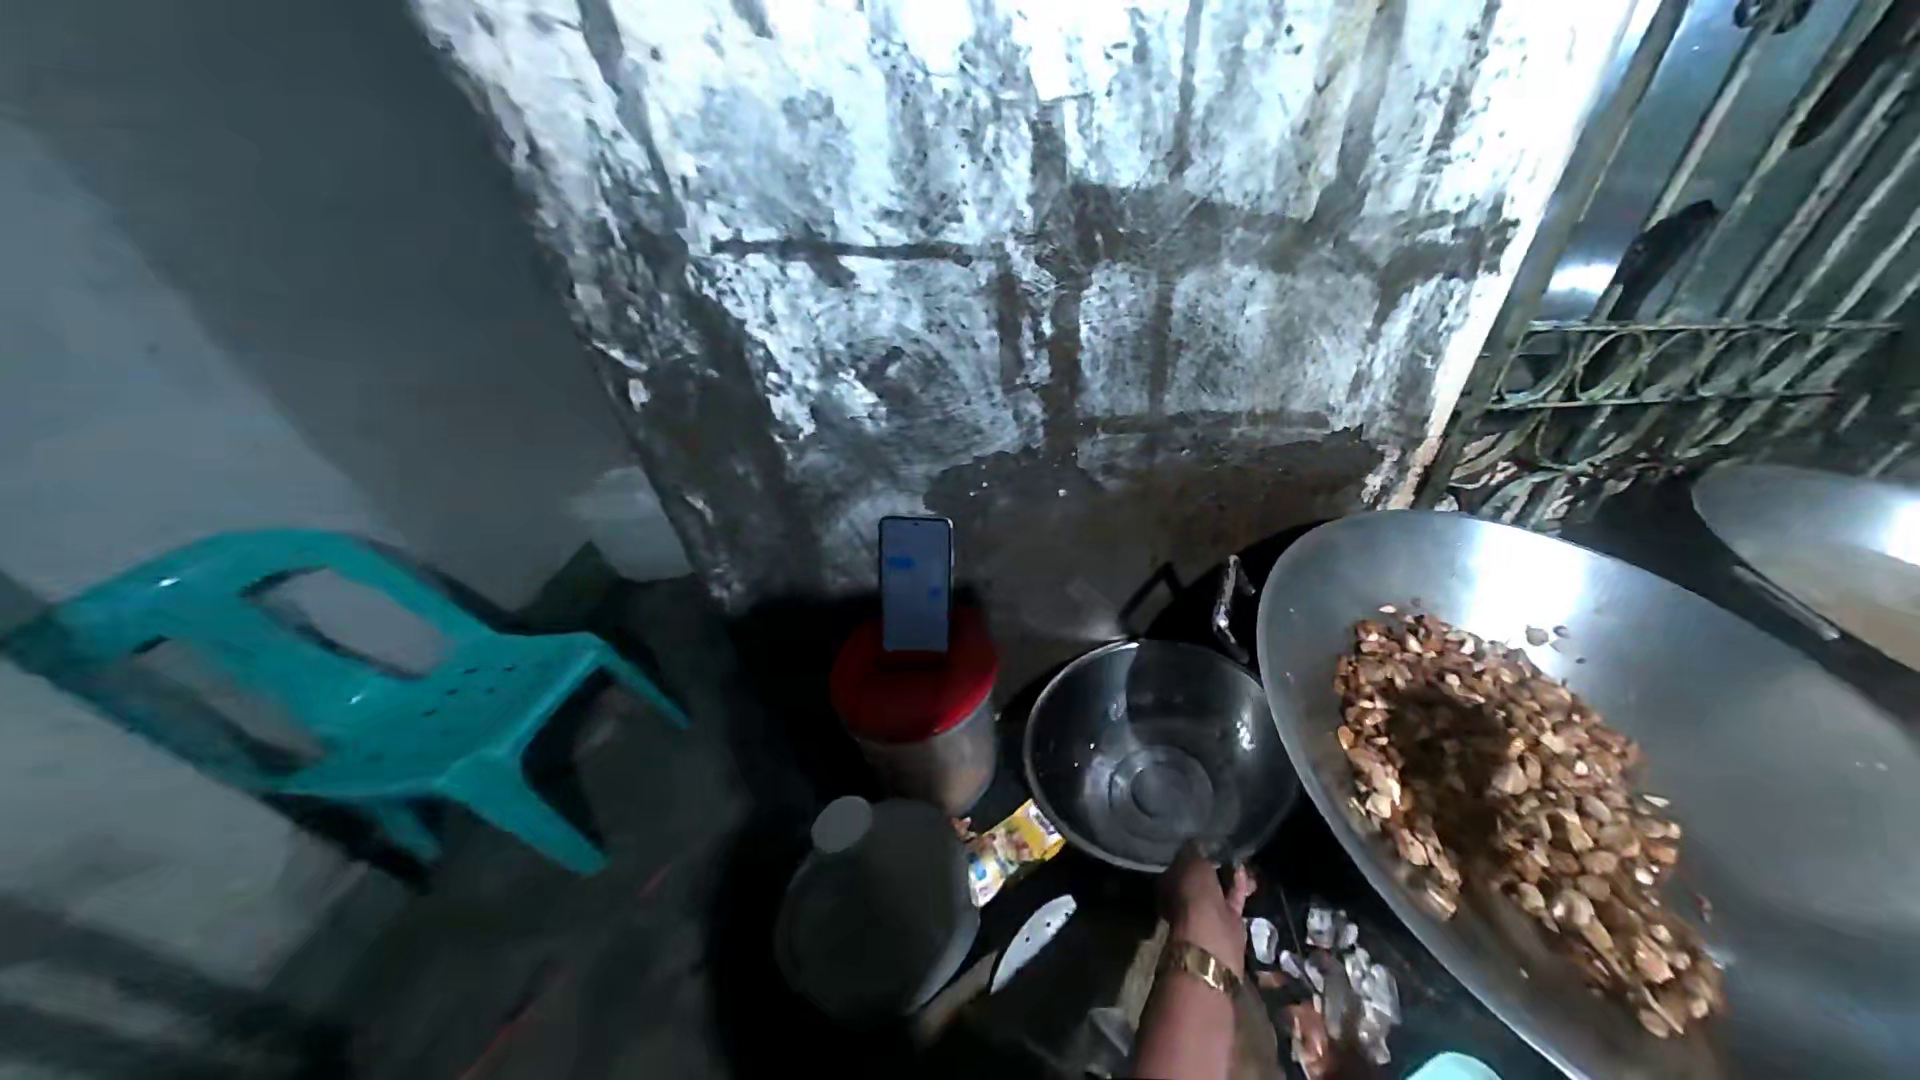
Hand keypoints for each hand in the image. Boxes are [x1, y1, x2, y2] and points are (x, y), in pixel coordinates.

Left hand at [1160, 841, 1254, 976]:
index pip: (1179, 860)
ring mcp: (1207, 909)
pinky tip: (1244, 869)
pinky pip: (1233, 896)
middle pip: (1200, 874)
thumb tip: (1199, 842)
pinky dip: (1239, 884)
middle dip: (1212, 861)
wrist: (1213, 941)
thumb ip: (1196, 851)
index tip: (1204, 837)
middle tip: (1224, 843)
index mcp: (1169, 882)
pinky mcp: (1228, 920)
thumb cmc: (1194, 895)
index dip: (1192, 849)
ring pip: (1218, 885)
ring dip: (1229, 872)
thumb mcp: (1192, 863)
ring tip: (1239, 853)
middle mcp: (1185, 895)